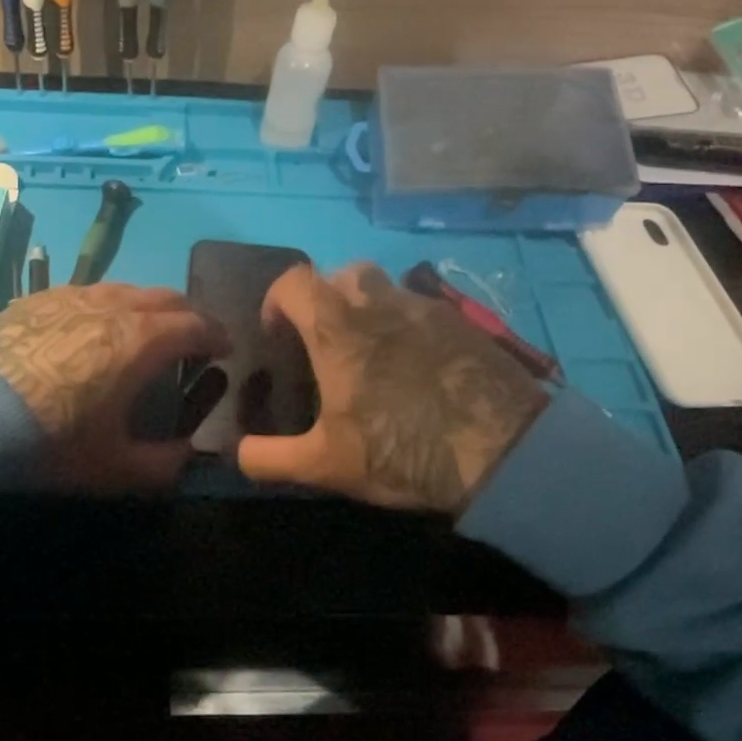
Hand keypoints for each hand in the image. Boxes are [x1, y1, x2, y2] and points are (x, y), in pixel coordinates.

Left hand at [0, 283, 229, 491]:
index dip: (217, 336)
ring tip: (144, 329)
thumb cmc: (53, 443)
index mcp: (141, 341)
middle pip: (164, 297)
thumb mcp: (115, 468)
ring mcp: (70, 297)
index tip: (224, 350)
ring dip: (146, 306)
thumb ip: (163, 466)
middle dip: (187, 315)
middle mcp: (112, 307)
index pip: (196, 325)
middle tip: (192, 338)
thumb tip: (186, 457)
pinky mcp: (35, 300)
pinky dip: (104, 305)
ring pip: (124, 289)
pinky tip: (91, 325)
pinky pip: (84, 292)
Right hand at [237, 264, 546, 514]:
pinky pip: (422, 309)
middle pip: (342, 274)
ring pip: (386, 288)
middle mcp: (379, 303)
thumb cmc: (402, 451)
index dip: (276, 301)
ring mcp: (427, 308)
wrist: (504, 451)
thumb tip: (236, 453)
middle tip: (324, 342)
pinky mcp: (464, 322)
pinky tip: (416, 369)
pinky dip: (407, 327)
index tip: (276, 335)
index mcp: (336, 328)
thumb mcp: (324, 466)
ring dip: (368, 309)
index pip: (293, 282)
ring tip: (371, 355)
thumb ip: (268, 458)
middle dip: (324, 299)